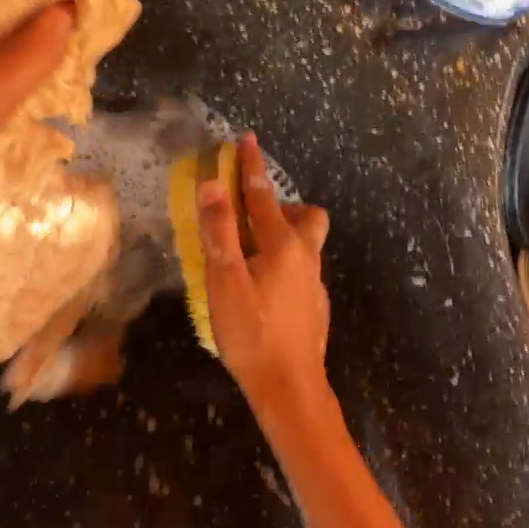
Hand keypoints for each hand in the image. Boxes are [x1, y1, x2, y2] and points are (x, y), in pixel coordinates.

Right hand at [199, 134, 332, 414]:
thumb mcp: (225, 280)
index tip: (247, 139)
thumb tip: (212, 186)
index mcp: (283, 244)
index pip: (263, 194)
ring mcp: (315, 282)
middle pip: (305, 215)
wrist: (291, 388)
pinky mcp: (316, 305)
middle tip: (250, 219)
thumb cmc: (252, 333)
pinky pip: (302, 269)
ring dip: (282, 236)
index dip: (252, 165)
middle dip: (281, 206)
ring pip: (306, 243)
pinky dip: (284, 264)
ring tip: (249, 257)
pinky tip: (264, 290)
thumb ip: (219, 232)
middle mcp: (306, 256)